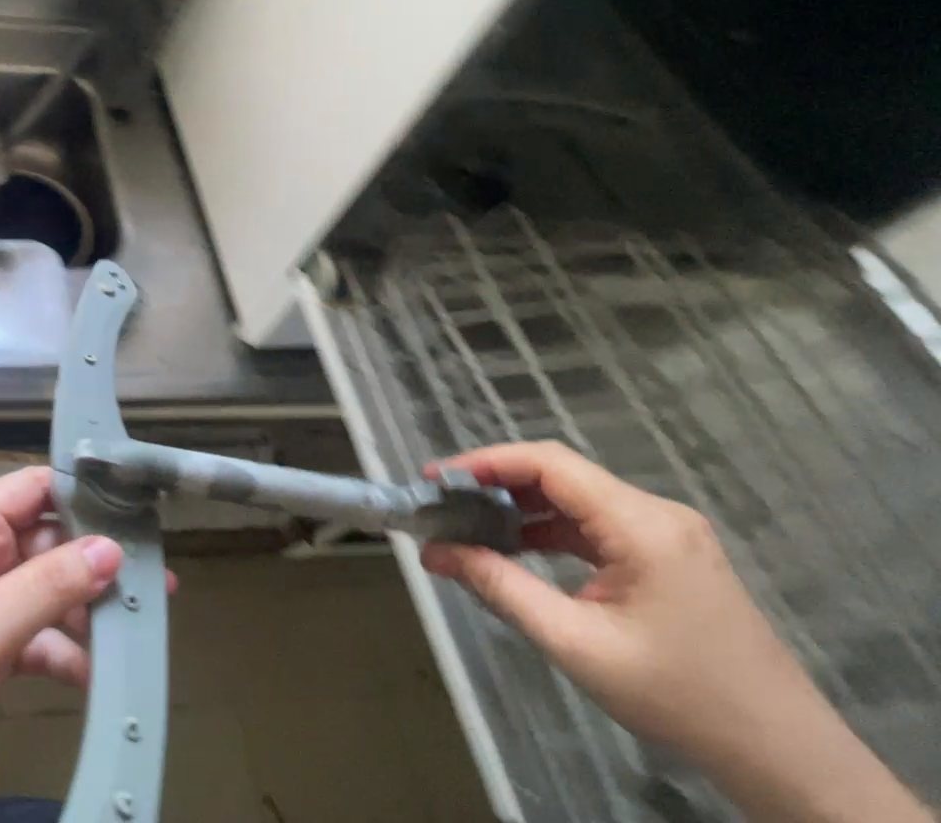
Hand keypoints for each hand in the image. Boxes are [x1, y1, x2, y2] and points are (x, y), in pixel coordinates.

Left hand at [0, 467, 124, 786]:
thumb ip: (50, 586)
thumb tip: (113, 549)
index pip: (32, 488)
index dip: (82, 490)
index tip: (138, 507)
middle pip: (50, 542)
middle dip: (98, 561)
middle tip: (156, 583)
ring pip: (49, 590)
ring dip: (87, 611)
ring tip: (136, 632)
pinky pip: (39, 634)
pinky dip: (65, 651)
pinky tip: (94, 676)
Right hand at [422, 442, 931, 822]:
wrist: (781, 753)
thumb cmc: (678, 696)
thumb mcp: (575, 643)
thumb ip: (500, 587)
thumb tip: (434, 552)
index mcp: (642, 525)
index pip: (549, 463)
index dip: (484, 462)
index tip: (433, 481)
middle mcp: (656, 515)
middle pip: (559, 474)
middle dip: (493, 484)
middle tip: (440, 505)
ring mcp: (665, 534)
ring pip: (574, 499)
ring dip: (517, 508)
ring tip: (464, 527)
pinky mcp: (665, 556)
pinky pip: (593, 525)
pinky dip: (546, 531)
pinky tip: (512, 550)